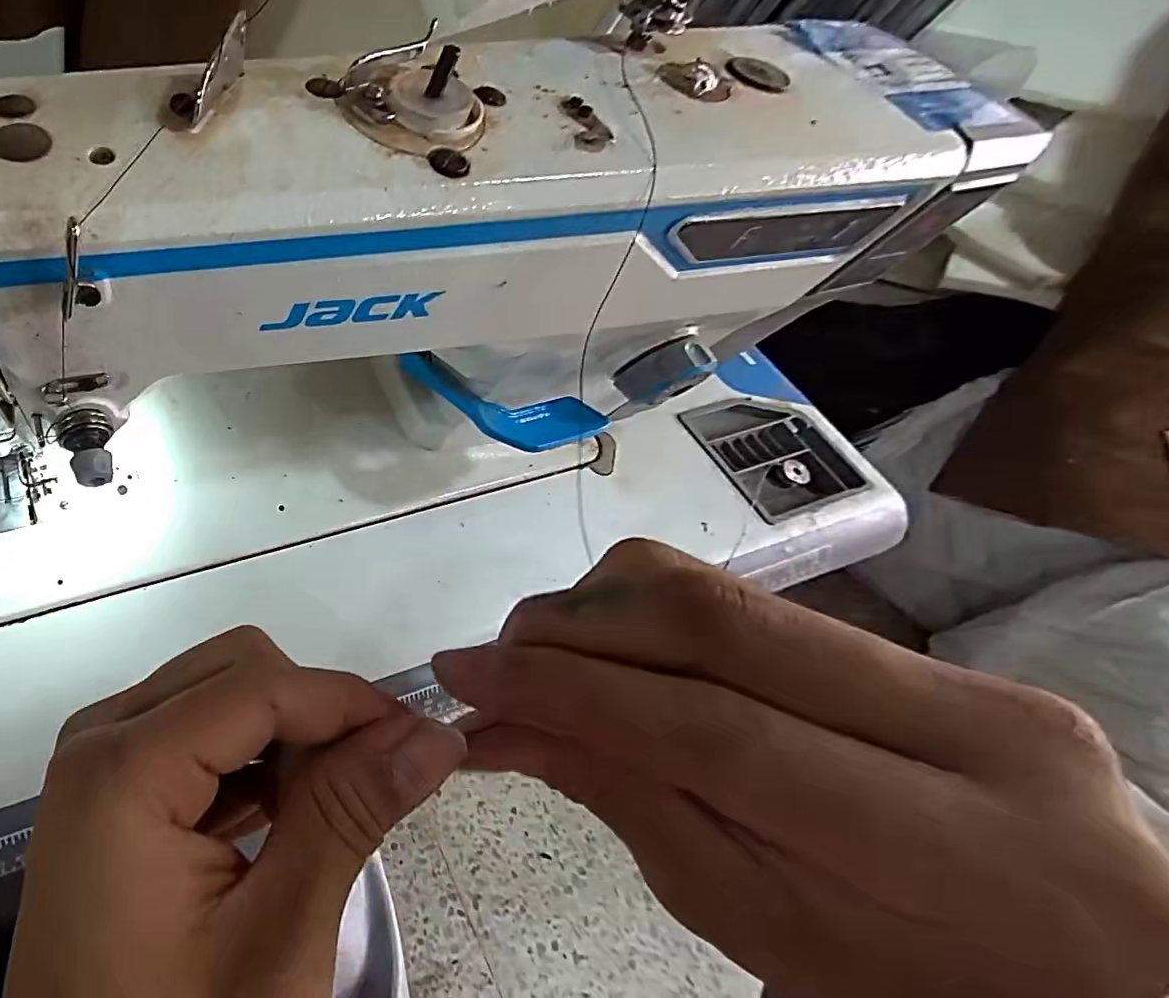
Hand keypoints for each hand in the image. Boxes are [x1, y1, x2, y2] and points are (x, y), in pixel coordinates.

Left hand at [8, 627, 465, 997]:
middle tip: (364, 785)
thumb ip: (346, 816)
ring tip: (324, 809)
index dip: (346, 700)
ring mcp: (99, 753)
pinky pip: (193, 726)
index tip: (418, 734)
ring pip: (217, 688)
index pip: (257, 686)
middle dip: (311, 712)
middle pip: (234, 669)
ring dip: (283, 734)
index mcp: (123, 765)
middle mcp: (101, 735)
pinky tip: (278, 814)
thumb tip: (427, 737)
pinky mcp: (108, 778)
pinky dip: (248, 756)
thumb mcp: (273, 939)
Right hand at [434, 539, 1168, 997]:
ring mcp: (944, 665)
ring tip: (542, 662)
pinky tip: (608, 655)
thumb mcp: (749, 922)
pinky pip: (730, 594)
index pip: (706, 726)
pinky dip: (635, 612)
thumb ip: (624, 800)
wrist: (1080, 967)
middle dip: (564, 627)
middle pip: (703, 618)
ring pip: (707, 584)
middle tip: (490, 661)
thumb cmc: (900, 983)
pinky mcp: (911, 641)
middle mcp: (963, 720)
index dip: (562, 688)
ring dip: (590, 610)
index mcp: (947, 845)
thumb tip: (501, 721)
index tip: (460, 673)